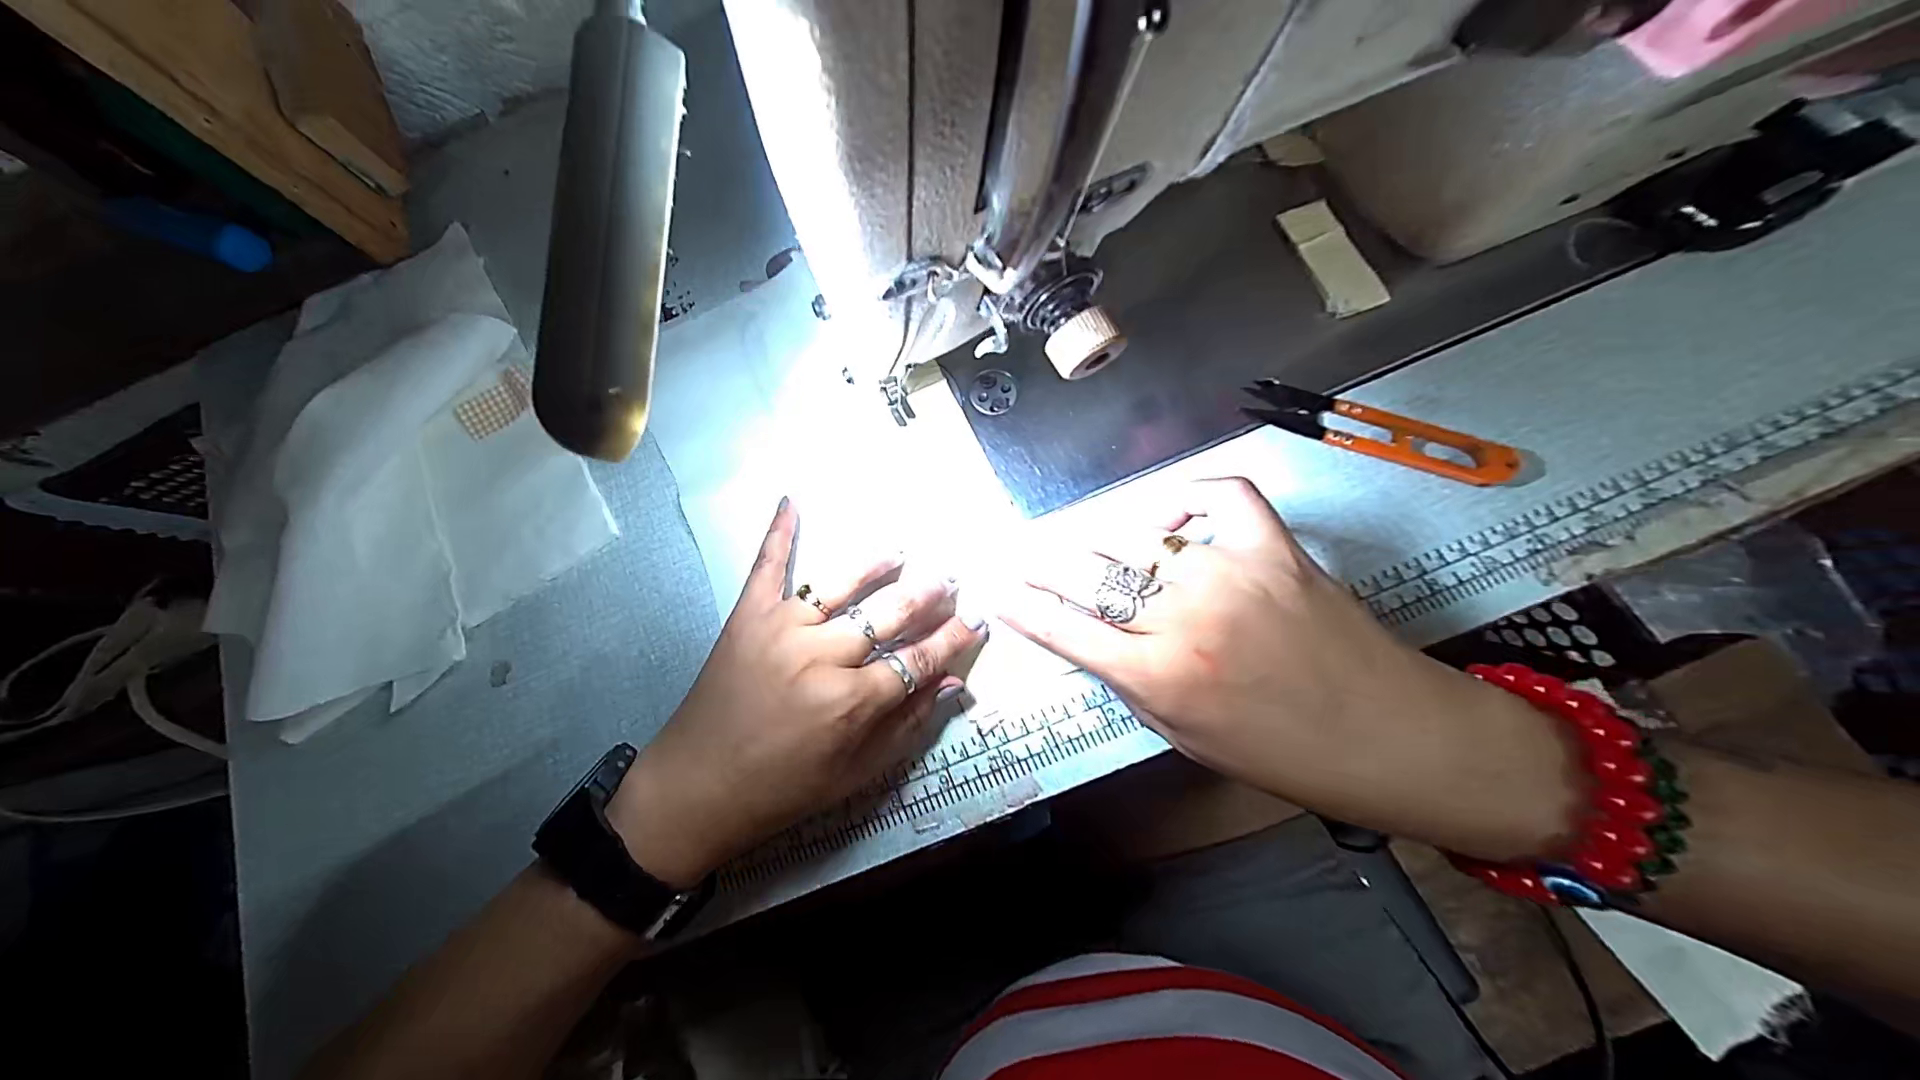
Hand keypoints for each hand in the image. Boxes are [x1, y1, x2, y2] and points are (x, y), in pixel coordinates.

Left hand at [610, 498, 985, 887]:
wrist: (697, 789)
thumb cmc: (784, 789)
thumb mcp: (856, 773)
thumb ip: (909, 725)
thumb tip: (955, 682)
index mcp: (850, 702)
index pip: (918, 659)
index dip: (953, 639)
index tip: (977, 620)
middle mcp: (820, 657)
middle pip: (888, 616)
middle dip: (927, 597)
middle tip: (950, 580)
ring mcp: (780, 630)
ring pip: (840, 586)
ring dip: (875, 566)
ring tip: (900, 552)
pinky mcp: (745, 618)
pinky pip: (767, 568)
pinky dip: (778, 534)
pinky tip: (791, 501)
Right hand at [1000, 477, 1583, 860]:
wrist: (1389, 739)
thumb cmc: (1281, 754)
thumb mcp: (1185, 736)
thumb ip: (1131, 684)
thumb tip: (1089, 639)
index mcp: (1160, 676)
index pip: (1065, 628)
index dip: (1022, 607)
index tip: (1001, 592)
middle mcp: (1186, 620)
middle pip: (1091, 573)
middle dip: (1048, 566)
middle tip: (1033, 561)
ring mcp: (1233, 576)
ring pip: (1144, 535)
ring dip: (1109, 540)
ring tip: (1099, 547)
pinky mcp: (1276, 549)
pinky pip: (1225, 497)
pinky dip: (1193, 494)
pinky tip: (1173, 512)